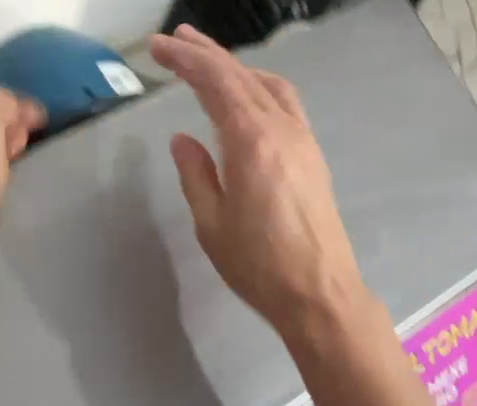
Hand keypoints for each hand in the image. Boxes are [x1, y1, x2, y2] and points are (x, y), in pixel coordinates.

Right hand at [152, 26, 369, 337]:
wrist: (318, 293)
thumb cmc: (259, 266)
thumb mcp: (212, 225)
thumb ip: (196, 176)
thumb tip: (183, 140)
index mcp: (250, 140)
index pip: (214, 82)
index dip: (184, 60)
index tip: (157, 49)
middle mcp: (281, 129)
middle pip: (242, 76)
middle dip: (208, 55)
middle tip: (178, 41)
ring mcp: (303, 141)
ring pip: (269, 86)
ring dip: (238, 69)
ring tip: (212, 65)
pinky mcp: (313, 159)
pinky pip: (286, 106)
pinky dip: (261, 90)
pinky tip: (250, 101)